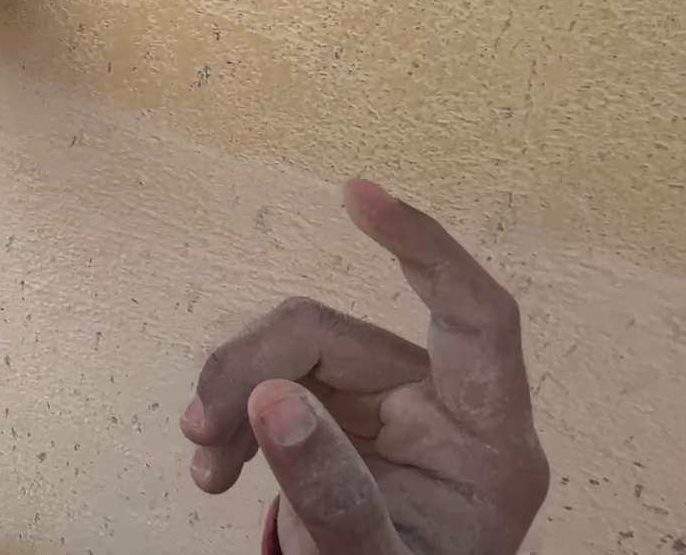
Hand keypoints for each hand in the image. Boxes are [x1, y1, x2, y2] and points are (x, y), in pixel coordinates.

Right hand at [181, 180, 548, 553]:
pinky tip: (213, 456)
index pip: (475, 317)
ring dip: (230, 391)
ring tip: (204, 455)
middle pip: (323, 334)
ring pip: (281, 343)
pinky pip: (264, 369)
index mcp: (484, 439)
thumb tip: (270, 394)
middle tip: (202, 432)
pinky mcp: (332, 401)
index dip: (423, 247)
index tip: (356, 193)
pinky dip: (230, 406)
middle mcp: (431, 400)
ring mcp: (378, 397)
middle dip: (249, 371)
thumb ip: (331, 491)